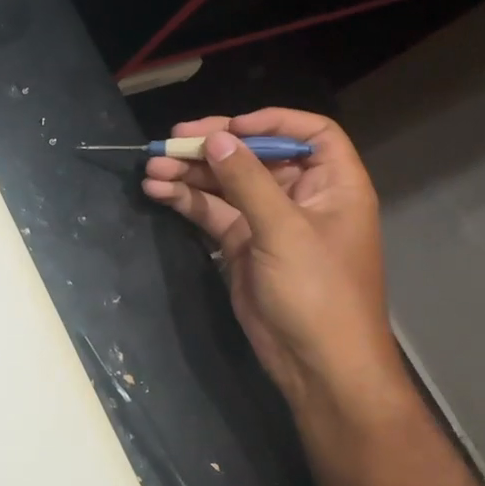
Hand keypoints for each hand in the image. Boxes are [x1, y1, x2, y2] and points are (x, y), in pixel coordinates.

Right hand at [139, 108, 399, 408]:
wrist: (317, 362)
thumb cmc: (318, 292)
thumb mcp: (284, 231)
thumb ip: (247, 181)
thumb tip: (216, 138)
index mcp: (333, 186)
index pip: (310, 134)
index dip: (271, 122)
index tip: (227, 128)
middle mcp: (301, 197)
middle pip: (255, 156)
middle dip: (213, 148)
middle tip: (171, 142)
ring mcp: (268, 222)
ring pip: (225, 184)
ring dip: (190, 174)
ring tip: (151, 168)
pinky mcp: (241, 246)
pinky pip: (211, 212)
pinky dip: (185, 201)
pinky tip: (157, 192)